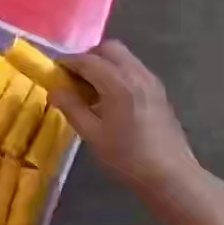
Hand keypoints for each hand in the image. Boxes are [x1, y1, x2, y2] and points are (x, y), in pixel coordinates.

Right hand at [55, 41, 200, 197]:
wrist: (170, 175)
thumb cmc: (127, 158)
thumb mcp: (93, 135)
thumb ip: (72, 108)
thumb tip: (54, 90)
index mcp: (119, 83)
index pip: (88, 60)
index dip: (68, 63)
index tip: (53, 72)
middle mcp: (137, 74)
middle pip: (109, 49)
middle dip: (88, 58)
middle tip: (74, 79)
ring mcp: (151, 80)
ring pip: (124, 57)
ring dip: (105, 64)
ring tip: (91, 91)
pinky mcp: (159, 91)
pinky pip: (134, 69)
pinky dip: (118, 73)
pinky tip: (111, 99)